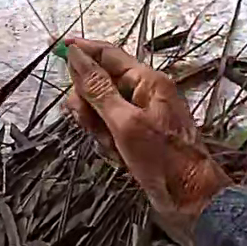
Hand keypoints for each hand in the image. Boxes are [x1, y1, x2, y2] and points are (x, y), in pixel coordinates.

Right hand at [61, 38, 229, 242]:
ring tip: (111, 146)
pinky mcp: (136, 133)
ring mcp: (139, 113)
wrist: (191, 198)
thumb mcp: (124, 122)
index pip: (107, 54)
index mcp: (147, 81)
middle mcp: (143, 92)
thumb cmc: (163, 159)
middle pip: (98, 82)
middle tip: (89, 123)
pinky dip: (107, 140)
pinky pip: (108, 127)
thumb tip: (76, 56)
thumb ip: (98, 88)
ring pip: (100, 107)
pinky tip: (117, 156)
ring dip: (97, 126)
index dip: (81, 50)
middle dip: (87, 103)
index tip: (56, 47)